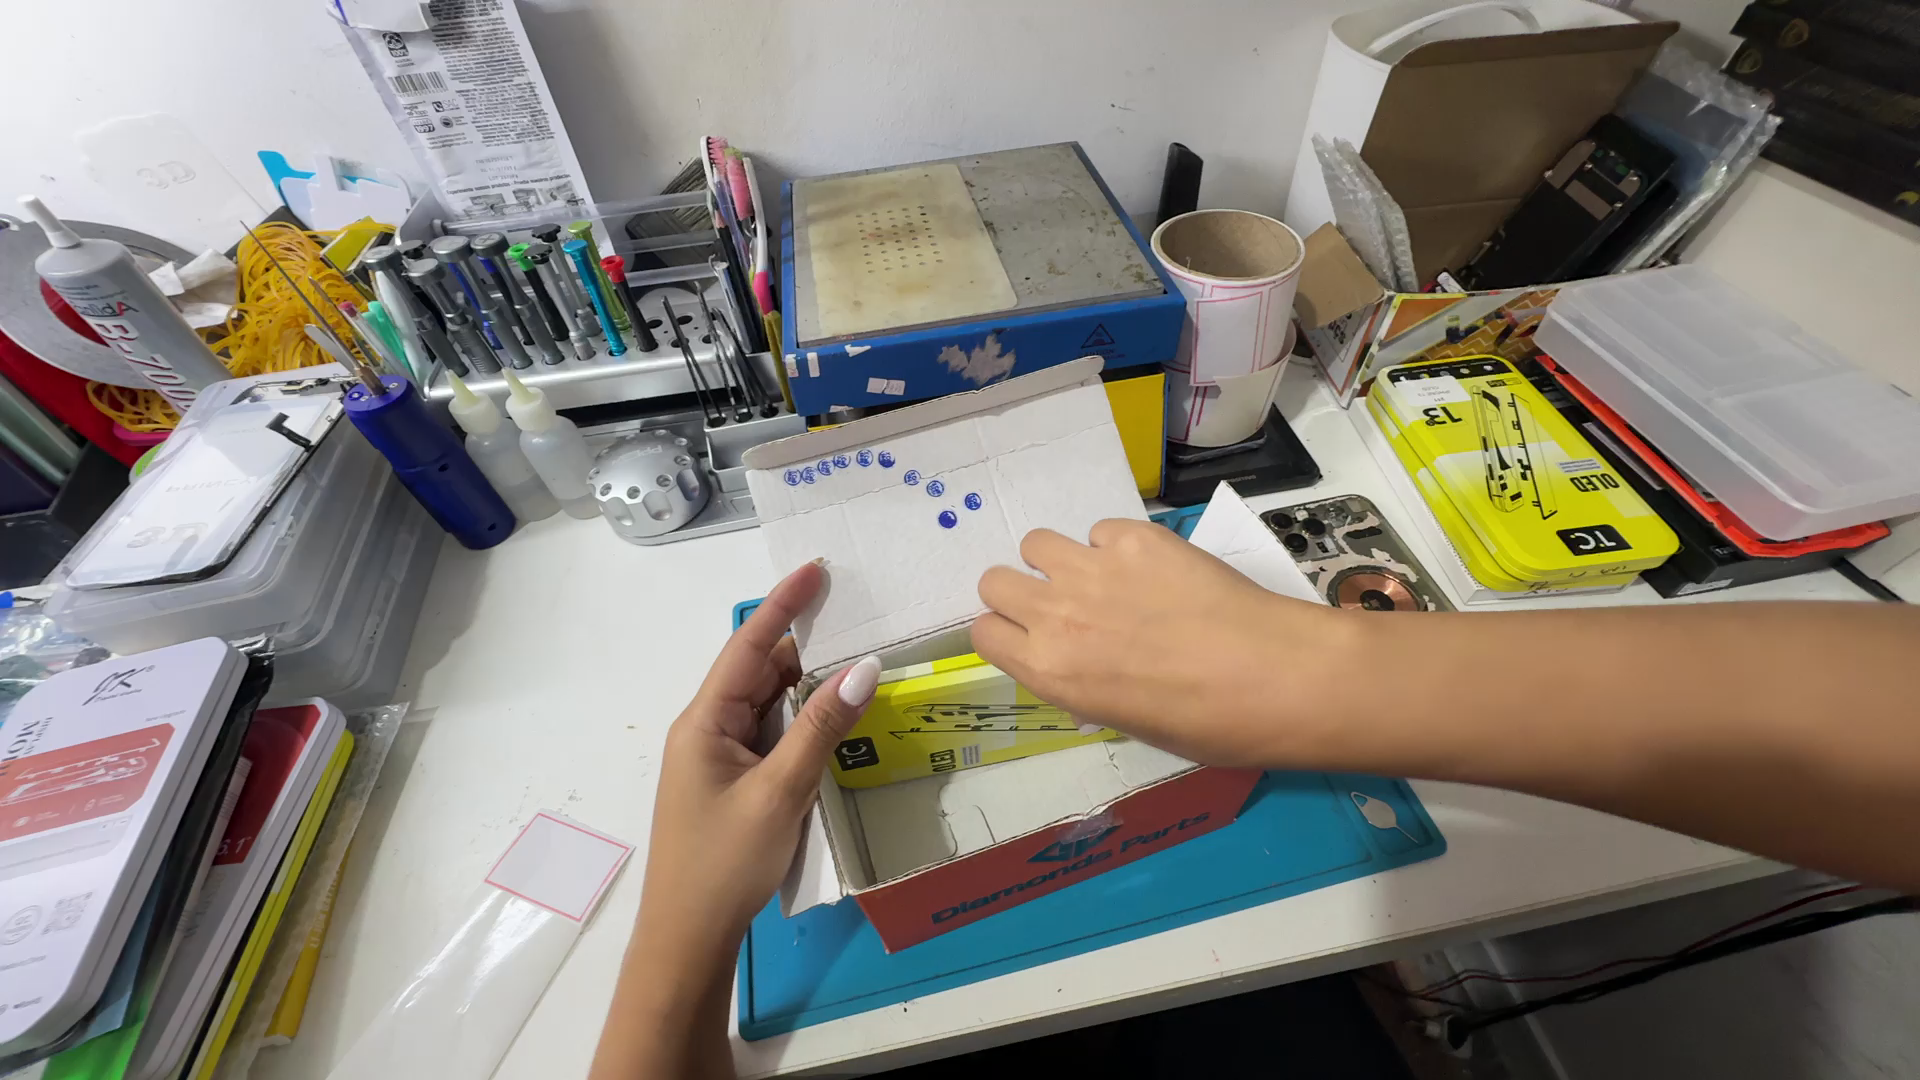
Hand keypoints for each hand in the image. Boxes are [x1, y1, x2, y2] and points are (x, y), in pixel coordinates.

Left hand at [637, 560, 881, 954]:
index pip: (749, 646)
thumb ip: (822, 727)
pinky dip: (804, 715)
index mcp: (706, 721)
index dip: (782, 604)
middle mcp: (710, 727)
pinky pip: (773, 729)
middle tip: (855, 615)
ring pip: (770, 699)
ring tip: (856, 655)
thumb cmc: (723, 864)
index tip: (815, 569)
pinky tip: (835, 710)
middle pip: (760, 668)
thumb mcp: (780, 792)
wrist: (688, 941)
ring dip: (808, 680)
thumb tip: (865, 667)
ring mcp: (723, 753)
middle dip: (804, 640)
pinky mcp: (737, 776)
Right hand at [972, 519, 1348, 766]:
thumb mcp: (1123, 721)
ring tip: (1098, 576)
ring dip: (1058, 560)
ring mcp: (1091, 568)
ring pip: (1035, 543)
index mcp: (1048, 669)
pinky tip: (1150, 567)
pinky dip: (1114, 546)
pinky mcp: (1133, 537)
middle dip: (1020, 591)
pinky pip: (1099, 530)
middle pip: (993, 581)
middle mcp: (1055, 614)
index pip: (983, 632)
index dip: (1006, 632)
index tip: (1031, 635)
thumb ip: (1080, 684)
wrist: (1274, 676)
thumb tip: (1077, 663)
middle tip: (1063, 604)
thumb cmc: (1204, 723)